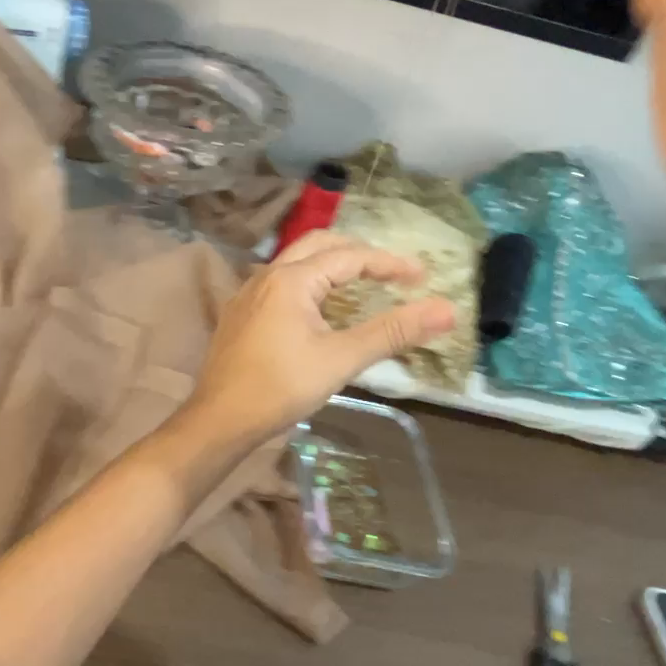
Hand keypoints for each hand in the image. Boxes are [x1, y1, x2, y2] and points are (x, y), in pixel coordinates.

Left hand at [180, 231, 457, 444]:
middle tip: (390, 271)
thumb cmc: (280, 387)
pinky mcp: (239, 316)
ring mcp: (247, 295)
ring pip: (295, 264)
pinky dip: (308, 285)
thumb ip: (392, 331)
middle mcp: (265, 277)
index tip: (421, 276)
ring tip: (361, 286)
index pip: (349, 256)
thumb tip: (446, 310)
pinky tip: (320, 311)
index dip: (389, 263)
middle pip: (318, 246)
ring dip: (330, 267)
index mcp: (290, 280)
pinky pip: (279, 285)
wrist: (220, 419)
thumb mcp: (341, 359)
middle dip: (357, 252)